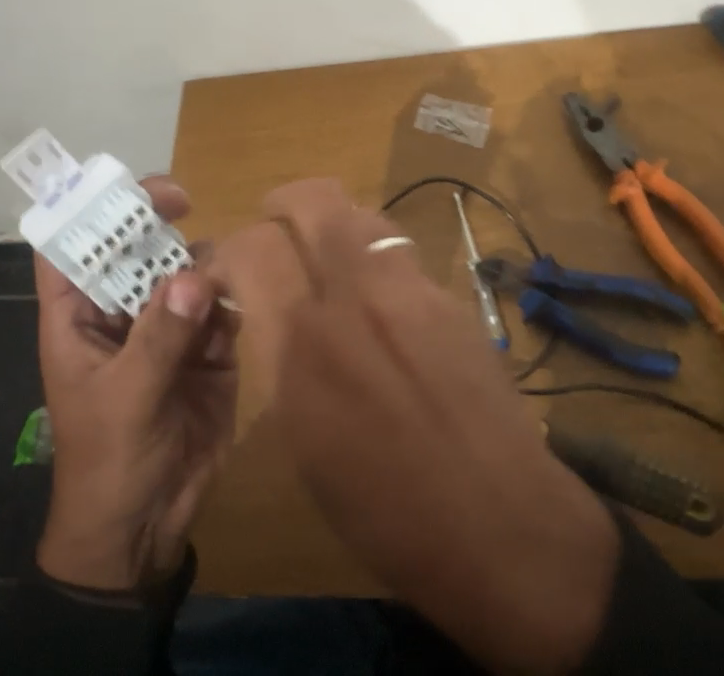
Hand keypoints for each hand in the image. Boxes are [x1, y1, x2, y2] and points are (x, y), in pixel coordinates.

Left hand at [32, 177, 238, 590]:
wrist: (145, 526)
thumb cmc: (109, 462)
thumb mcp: (126, 399)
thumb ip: (160, 337)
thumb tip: (195, 274)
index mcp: (78, 320)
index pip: (70, 249)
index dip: (91, 211)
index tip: (127, 190)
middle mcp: (121, 315)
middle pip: (134, 251)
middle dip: (157, 228)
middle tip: (186, 207)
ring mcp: (165, 332)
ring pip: (184, 275)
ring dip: (201, 266)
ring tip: (215, 277)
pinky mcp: (205, 353)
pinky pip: (219, 311)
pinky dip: (228, 305)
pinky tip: (231, 322)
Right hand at [206, 180, 617, 674]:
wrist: (498, 521)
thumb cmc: (384, 513)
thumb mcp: (304, 443)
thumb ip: (284, 362)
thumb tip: (275, 319)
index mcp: (304, 344)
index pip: (252, 249)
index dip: (228, 250)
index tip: (225, 270)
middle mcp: (358, 299)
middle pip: (316, 202)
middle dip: (285, 203)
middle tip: (274, 222)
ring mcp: (415, 293)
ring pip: (368, 221)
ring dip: (336, 226)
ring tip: (328, 256)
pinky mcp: (456, 302)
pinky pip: (405, 260)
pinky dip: (379, 264)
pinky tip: (383, 305)